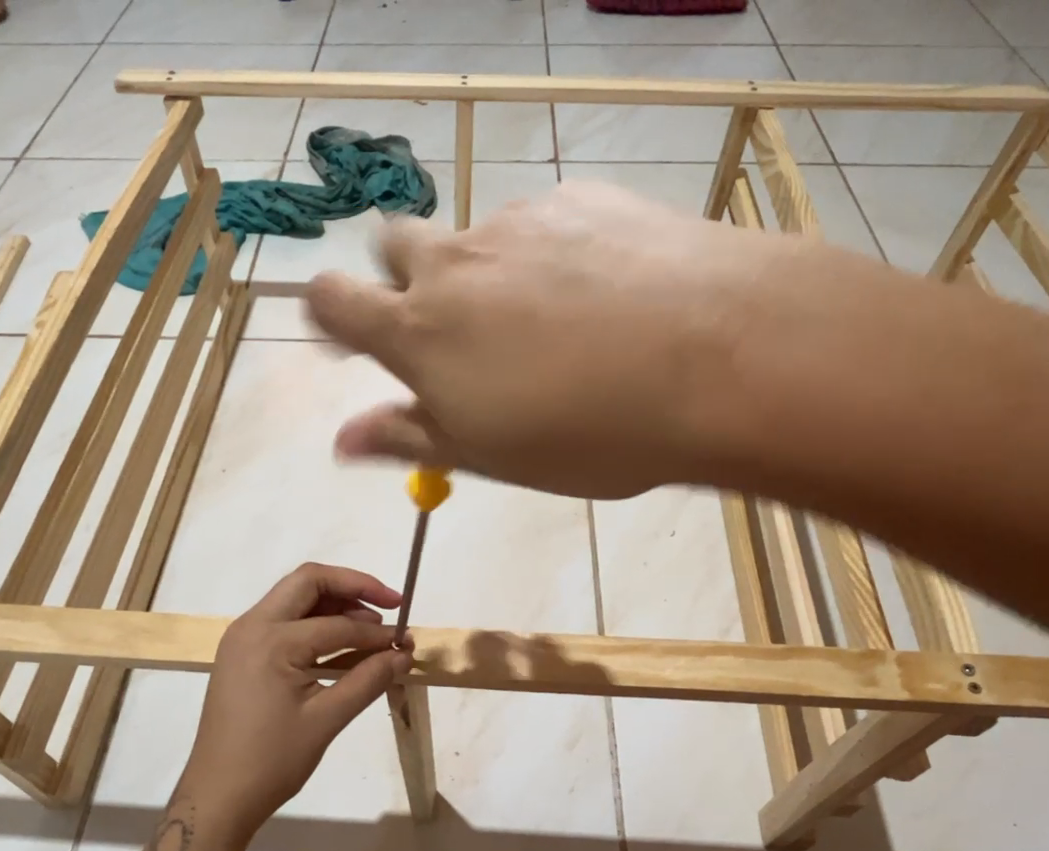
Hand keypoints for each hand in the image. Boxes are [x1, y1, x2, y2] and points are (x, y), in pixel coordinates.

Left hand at [179, 563, 412, 837]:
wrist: (218, 796)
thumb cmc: (271, 761)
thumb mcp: (327, 719)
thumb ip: (369, 679)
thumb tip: (404, 654)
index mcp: (271, 640)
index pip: (338, 623)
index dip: (378, 633)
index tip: (408, 642)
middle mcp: (252, 626)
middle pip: (309, 582)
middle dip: (354, 587)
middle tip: (392, 603)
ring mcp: (243, 638)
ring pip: (295, 598)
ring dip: (335, 603)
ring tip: (372, 626)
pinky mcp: (241, 654)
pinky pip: (283, 622)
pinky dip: (315, 623)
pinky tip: (342, 644)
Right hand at [306, 180, 819, 497]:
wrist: (716, 358)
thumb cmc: (589, 431)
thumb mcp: (490, 454)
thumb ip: (409, 436)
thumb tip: (344, 438)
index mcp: (420, 330)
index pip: (333, 301)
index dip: (334, 316)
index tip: (357, 338)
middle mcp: (455, 262)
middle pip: (394, 245)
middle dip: (407, 278)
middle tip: (459, 329)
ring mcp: (518, 221)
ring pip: (477, 237)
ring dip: (488, 271)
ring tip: (556, 322)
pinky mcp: (580, 198)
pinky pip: (544, 222)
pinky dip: (553, 254)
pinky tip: (608, 292)